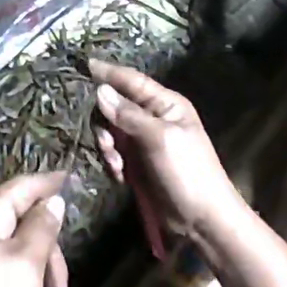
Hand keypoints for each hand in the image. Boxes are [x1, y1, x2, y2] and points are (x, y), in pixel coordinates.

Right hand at [90, 60, 246, 256]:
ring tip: (117, 164)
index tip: (83, 65)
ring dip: (109, 146)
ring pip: (111, 130)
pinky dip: (113, 161)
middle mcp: (153, 117)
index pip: (131, 80)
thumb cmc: (188, 173)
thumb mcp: (160, 139)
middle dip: (106, 122)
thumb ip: (129, 115)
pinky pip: (115, 152)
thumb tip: (100, 90)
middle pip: (115, 105)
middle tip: (107, 143)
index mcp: (165, 104)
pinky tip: (120, 175)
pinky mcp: (138, 162)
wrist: (203, 221)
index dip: (108, 72)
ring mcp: (145, 140)